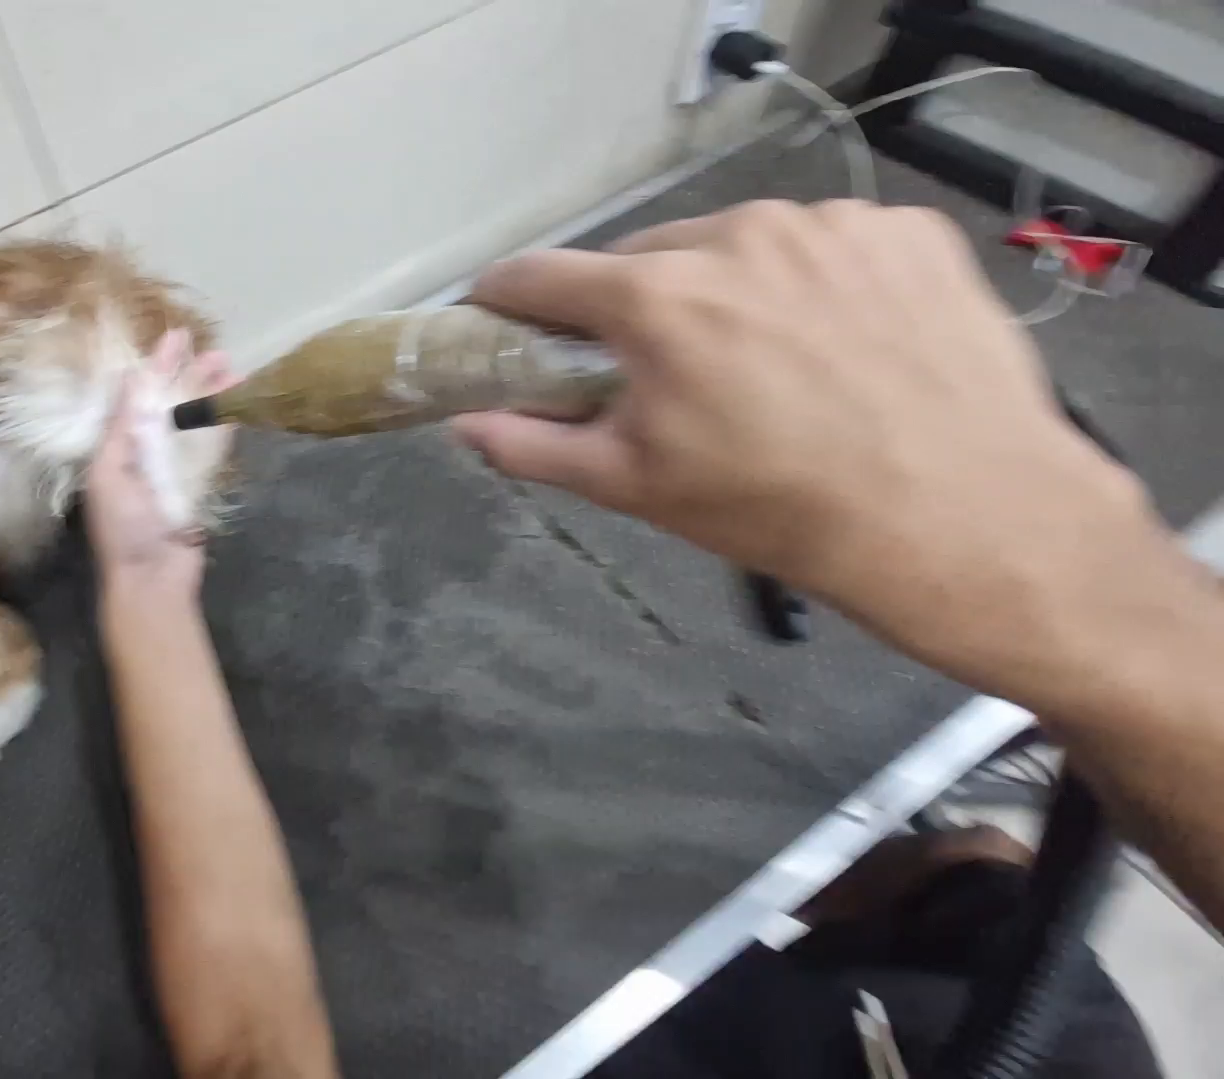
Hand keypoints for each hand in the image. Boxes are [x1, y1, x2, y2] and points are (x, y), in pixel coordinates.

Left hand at [86, 330, 236, 596]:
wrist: (151, 579)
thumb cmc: (124, 528)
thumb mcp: (111, 473)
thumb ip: (122, 425)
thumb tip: (134, 375)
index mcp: (117, 446)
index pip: (139, 395)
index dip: (158, 365)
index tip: (177, 336)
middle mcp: (145, 451)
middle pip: (172, 403)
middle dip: (193, 376)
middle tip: (219, 351)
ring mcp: (174, 468)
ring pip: (196, 421)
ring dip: (214, 396)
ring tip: (235, 370)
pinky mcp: (198, 485)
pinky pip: (212, 448)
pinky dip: (224, 426)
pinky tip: (237, 406)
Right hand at [452, 200, 1158, 677]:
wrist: (956, 515)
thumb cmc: (766, 506)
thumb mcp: (628, 484)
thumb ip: (529, 446)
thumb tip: (461, 424)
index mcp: (655, 300)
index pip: (543, 275)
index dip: (506, 296)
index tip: (495, 314)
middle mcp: (735, 237)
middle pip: (637, 259)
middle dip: (619, 306)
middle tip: (640, 366)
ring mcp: (826, 224)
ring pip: (725, 245)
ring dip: (707, 289)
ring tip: (739, 358)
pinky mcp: (899, 230)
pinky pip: (809, 243)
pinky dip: (790, 280)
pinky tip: (817, 338)